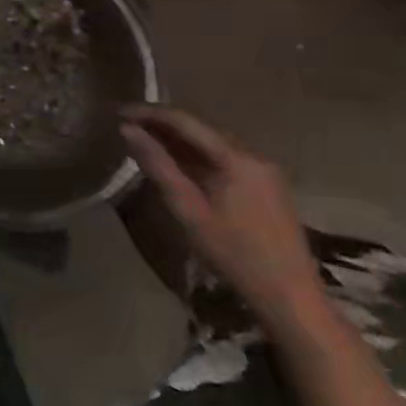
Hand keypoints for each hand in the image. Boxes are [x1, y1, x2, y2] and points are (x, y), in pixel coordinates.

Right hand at [121, 105, 324, 323]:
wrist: (289, 294)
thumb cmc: (232, 250)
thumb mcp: (186, 207)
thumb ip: (157, 164)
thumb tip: (126, 129)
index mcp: (237, 159)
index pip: (185, 121)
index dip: (148, 112)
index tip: (116, 111)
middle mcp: (255, 157)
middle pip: (201, 127)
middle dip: (161, 121)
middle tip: (125, 123)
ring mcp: (264, 171)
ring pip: (212, 141)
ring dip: (177, 136)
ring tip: (142, 137)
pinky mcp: (266, 184)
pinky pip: (223, 156)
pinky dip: (194, 152)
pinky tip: (173, 159)